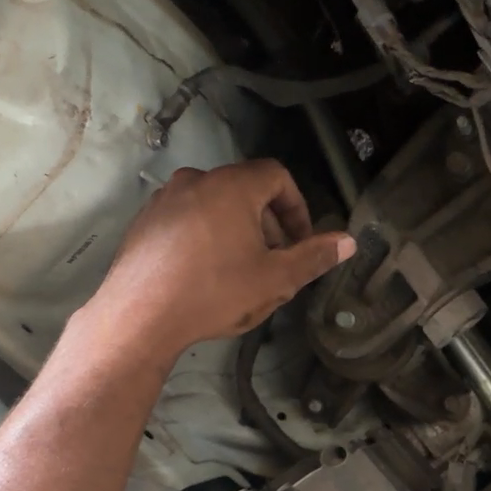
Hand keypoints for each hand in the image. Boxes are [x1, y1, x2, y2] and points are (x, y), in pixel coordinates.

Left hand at [83, 160, 355, 363]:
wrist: (141, 314)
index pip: (277, 176)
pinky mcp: (146, 220)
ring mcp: (166, 198)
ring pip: (217, 205)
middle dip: (270, 224)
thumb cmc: (216, 292)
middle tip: (276, 264)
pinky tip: (208, 276)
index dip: (298, 208)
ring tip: (243, 274)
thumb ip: (314, 256)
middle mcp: (196, 180)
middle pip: (247, 190)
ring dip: (241, 232)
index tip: (301, 243)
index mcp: (232, 187)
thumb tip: (349, 241)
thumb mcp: (276, 280)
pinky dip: (209, 237)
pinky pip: (190, 218)